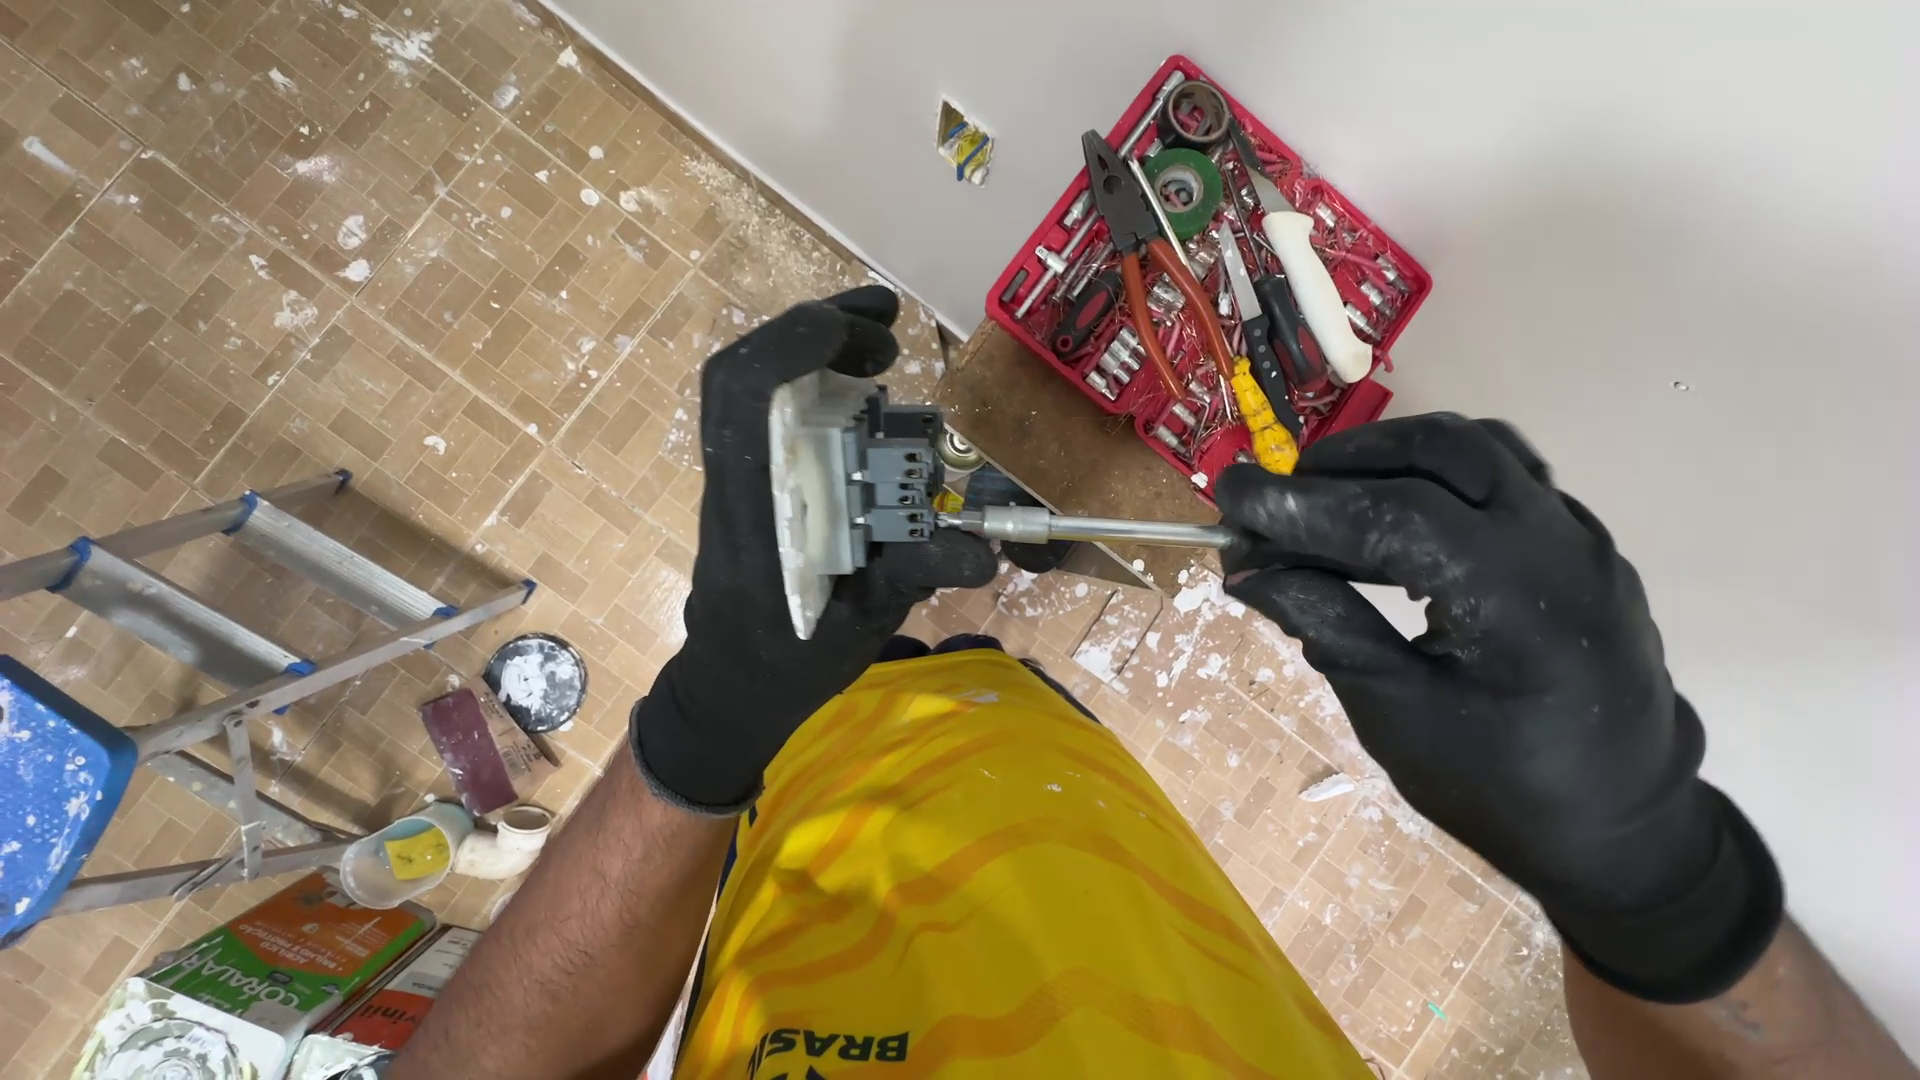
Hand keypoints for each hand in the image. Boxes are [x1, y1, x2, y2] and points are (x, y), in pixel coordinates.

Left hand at [630, 286, 995, 813]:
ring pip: (757, 386)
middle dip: (815, 335)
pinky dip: (818, 382)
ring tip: (884, 349)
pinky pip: (775, 410)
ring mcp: (744, 475)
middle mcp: (740, 480)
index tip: (851, 331)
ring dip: (818, 352)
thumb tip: (982, 551)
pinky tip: (868, 393)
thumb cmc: (791, 657)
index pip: (742, 400)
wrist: (736, 680)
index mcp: (754, 511)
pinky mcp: (761, 479)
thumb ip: (910, 574)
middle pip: (745, 375)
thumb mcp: (860, 621)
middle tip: (888, 339)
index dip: (787, 347)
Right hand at [1214, 413, 1781, 1003]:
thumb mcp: (1395, 714)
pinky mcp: (1572, 539)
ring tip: (1322, 500)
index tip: (1229, 497)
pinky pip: (1495, 471)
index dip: (1300, 504)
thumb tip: (1244, 566)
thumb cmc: (1500, 787)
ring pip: (1471, 445)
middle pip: (1438, 450)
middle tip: (1275, 503)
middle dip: (1339, 465)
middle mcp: (1560, 543)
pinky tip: (1385, 515)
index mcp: (1519, 601)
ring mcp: (1577, 533)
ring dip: (1383, 457)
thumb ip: (1323, 623)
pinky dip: (1425, 475)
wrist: (1624, 824)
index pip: (1393, 514)